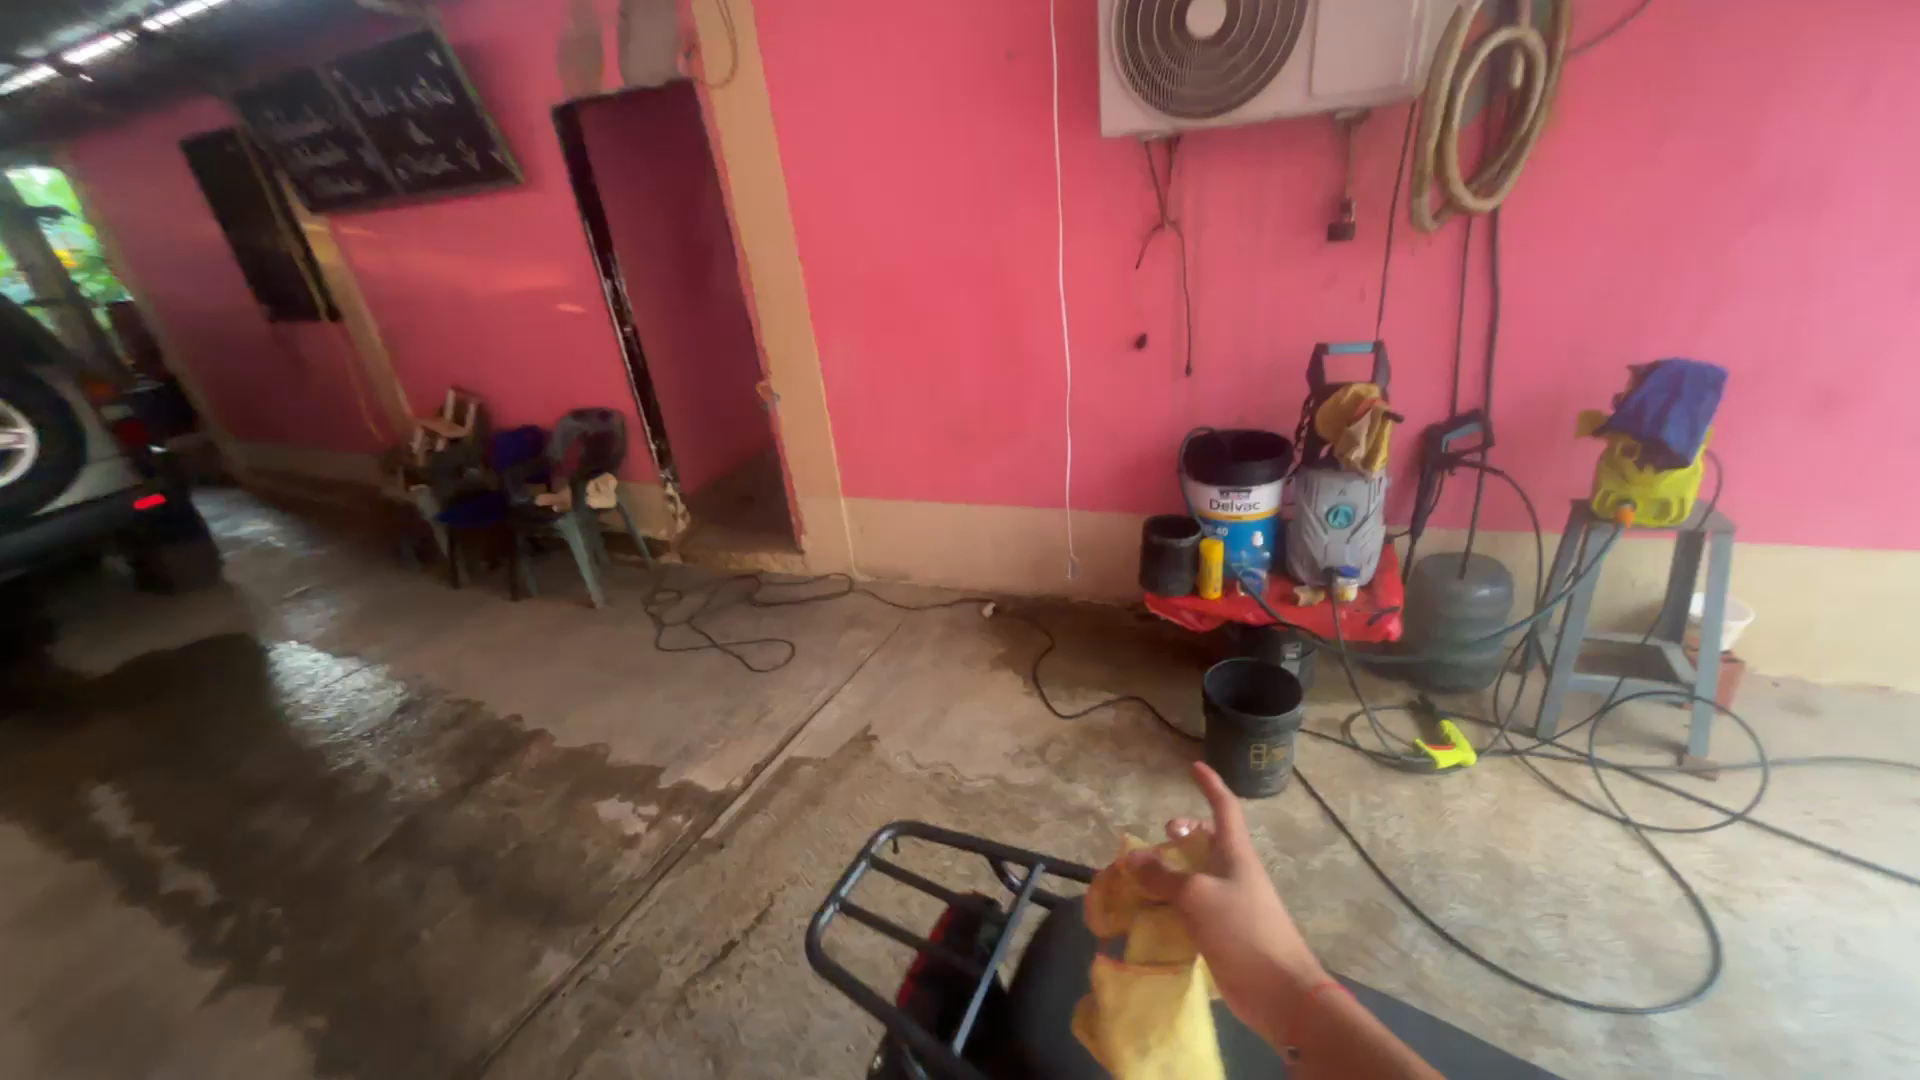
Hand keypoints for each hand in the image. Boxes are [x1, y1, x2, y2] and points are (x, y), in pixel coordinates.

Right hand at [1124, 761, 1325, 1038]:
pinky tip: (1151, 914)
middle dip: (1185, 833)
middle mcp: (1234, 872)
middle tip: (1162, 836)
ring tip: (1145, 878)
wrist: (1280, 991)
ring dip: (1172, 872)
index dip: (1210, 785)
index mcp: (1236, 853)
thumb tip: (1135, 858)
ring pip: (1197, 876)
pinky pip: (1193, 907)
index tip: (1194, 766)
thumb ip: (1164, 876)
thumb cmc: (1243, 929)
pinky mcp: (1223, 933)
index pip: (1224, 808)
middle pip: (1209, 841)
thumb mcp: (1197, 895)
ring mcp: (1230, 903)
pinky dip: (1172, 905)